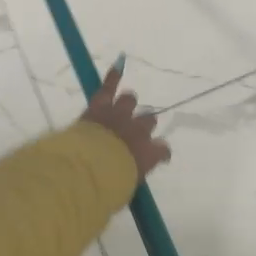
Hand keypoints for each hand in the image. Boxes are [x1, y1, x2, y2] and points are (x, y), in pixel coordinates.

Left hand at [79, 62, 171, 179]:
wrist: (92, 166)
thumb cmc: (109, 185)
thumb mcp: (125, 189)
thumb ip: (128, 179)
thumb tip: (120, 183)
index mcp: (149, 154)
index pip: (163, 149)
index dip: (159, 151)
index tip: (157, 154)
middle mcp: (139, 130)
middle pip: (148, 120)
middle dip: (142, 125)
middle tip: (132, 131)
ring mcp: (120, 114)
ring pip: (130, 100)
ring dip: (126, 104)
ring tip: (122, 107)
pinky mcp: (101, 105)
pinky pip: (108, 86)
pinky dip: (112, 76)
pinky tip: (116, 66)